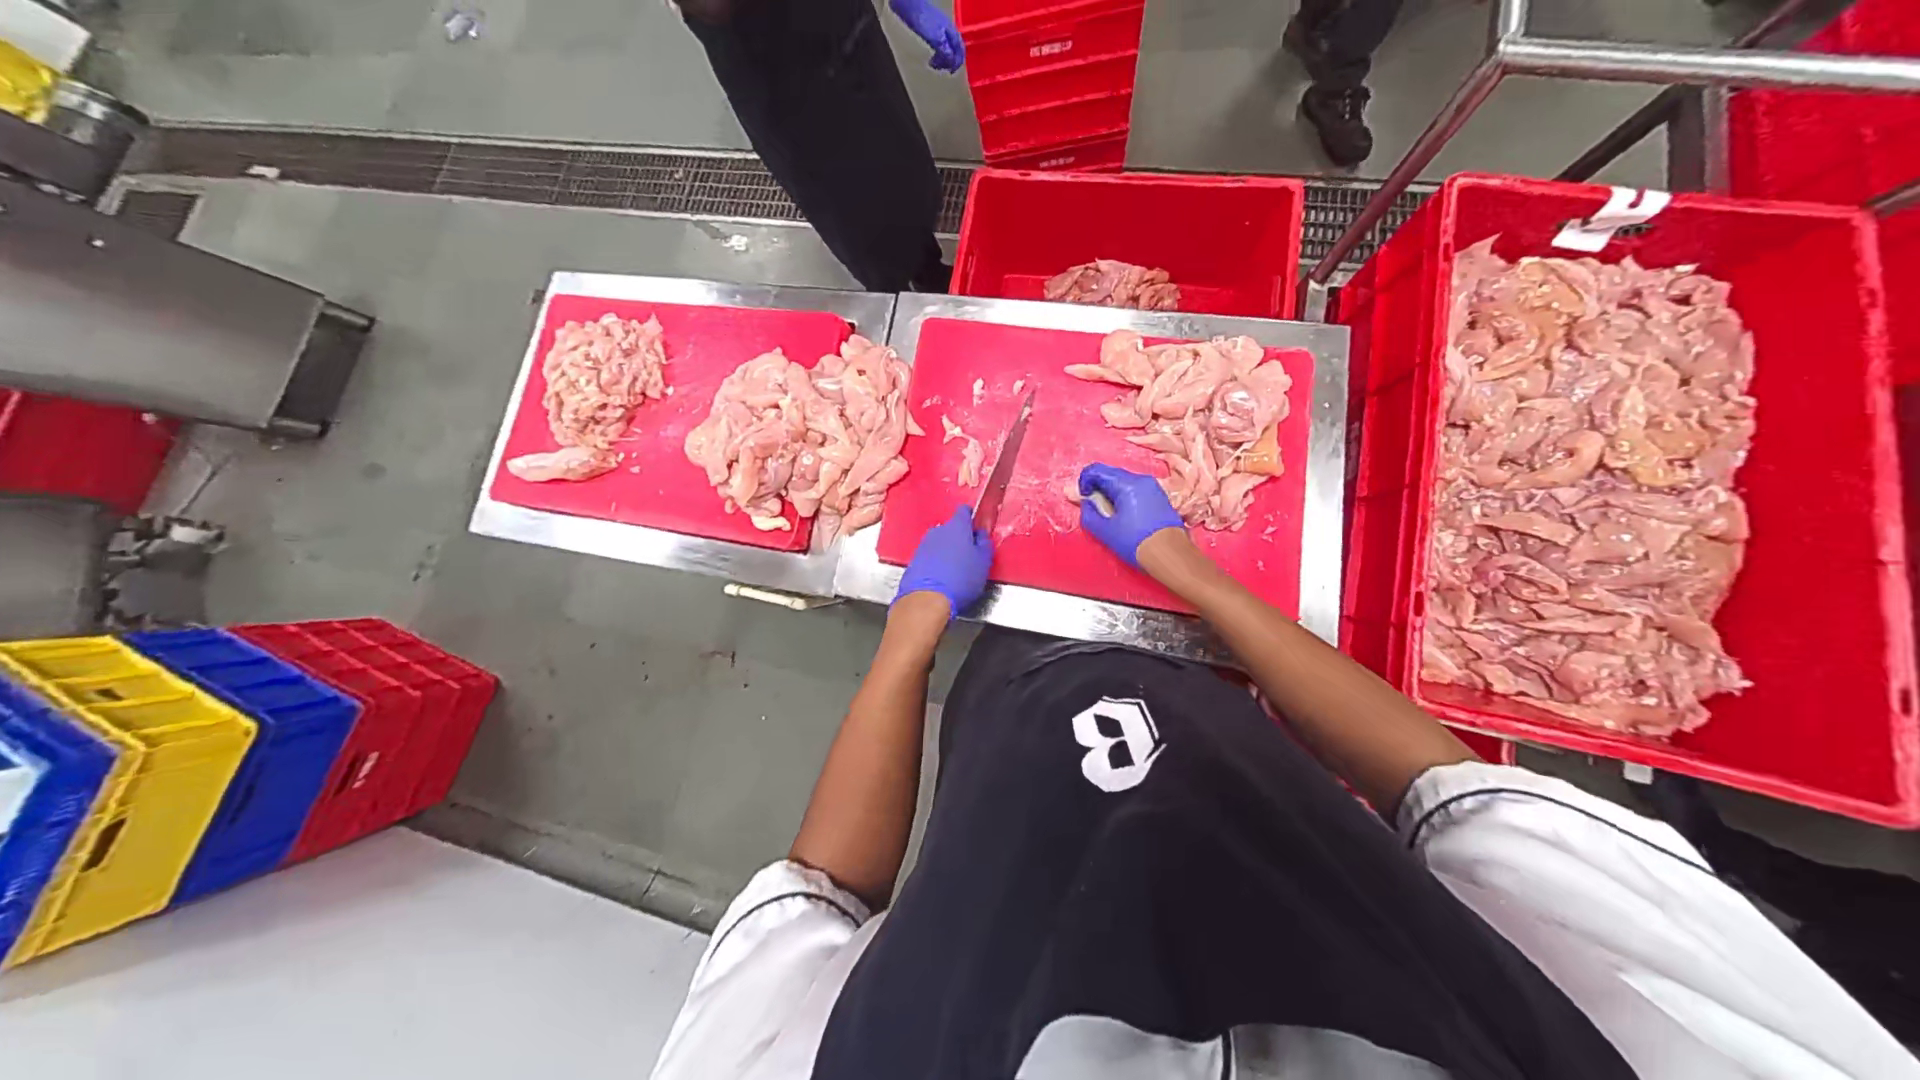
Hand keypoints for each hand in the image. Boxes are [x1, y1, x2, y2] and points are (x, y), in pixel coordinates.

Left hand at [889, 0, 964, 72]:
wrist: (909, 2)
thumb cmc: (921, 17)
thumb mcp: (935, 38)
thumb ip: (944, 51)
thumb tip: (952, 63)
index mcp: (951, 32)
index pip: (960, 50)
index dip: (957, 62)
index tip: (951, 72)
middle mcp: (948, 29)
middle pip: (954, 48)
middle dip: (949, 61)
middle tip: (940, 68)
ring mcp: (940, 27)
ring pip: (946, 46)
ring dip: (942, 57)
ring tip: (933, 63)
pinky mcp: (931, 26)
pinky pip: (939, 42)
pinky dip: (936, 51)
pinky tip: (930, 53)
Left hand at [894, 505, 992, 618]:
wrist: (927, 599)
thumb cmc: (961, 578)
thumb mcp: (983, 562)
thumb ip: (984, 544)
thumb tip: (981, 534)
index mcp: (956, 526)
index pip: (964, 511)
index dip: (971, 518)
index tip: (977, 529)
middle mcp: (937, 531)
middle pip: (951, 529)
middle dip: (959, 538)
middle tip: (969, 555)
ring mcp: (922, 546)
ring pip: (939, 544)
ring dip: (946, 552)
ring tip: (956, 571)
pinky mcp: (913, 562)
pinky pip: (929, 558)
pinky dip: (935, 564)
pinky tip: (942, 580)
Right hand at [1078, 463, 1185, 567]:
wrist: (1171, 555)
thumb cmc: (1135, 542)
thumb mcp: (1104, 530)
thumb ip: (1088, 512)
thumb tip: (1083, 500)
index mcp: (1127, 484)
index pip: (1096, 470)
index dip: (1084, 482)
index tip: (1084, 499)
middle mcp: (1142, 480)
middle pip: (1111, 475)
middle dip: (1098, 488)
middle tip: (1094, 509)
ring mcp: (1154, 487)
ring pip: (1124, 483)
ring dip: (1112, 494)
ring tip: (1110, 515)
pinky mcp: (1160, 497)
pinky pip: (1136, 490)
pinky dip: (1125, 498)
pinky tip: (1125, 517)